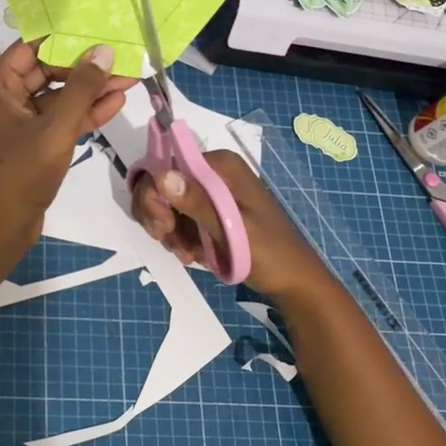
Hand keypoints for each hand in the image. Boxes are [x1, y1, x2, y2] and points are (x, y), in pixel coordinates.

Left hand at [0, 40, 133, 241]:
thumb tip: (103, 51)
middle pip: (48, 70)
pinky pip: (60, 118)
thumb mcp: (56, 128)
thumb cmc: (21, 173)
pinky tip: (116, 102)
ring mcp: (19, 121)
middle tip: (122, 56)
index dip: (64, 37)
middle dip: (85, 66)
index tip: (97, 28)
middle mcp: (4, 98)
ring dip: (91, 89)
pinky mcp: (33, 142)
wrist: (2, 227)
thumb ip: (82, 89)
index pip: (31, 47)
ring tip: (130, 77)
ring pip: (59, 96)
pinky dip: (84, 112)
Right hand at [130, 149, 330, 298]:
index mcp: (221, 166)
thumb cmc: (269, 253)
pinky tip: (192, 254)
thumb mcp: (232, 230)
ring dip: (169, 232)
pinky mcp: (207, 211)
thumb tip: (162, 174)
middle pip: (159, 183)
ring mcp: (209, 192)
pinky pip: (176, 218)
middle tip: (167, 240)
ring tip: (188, 254)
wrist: (291, 280)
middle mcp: (212, 172)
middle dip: (157, 214)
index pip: (166, 166)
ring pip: (163, 204)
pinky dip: (177, 237)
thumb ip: (197, 203)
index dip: (153, 195)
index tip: (162, 227)